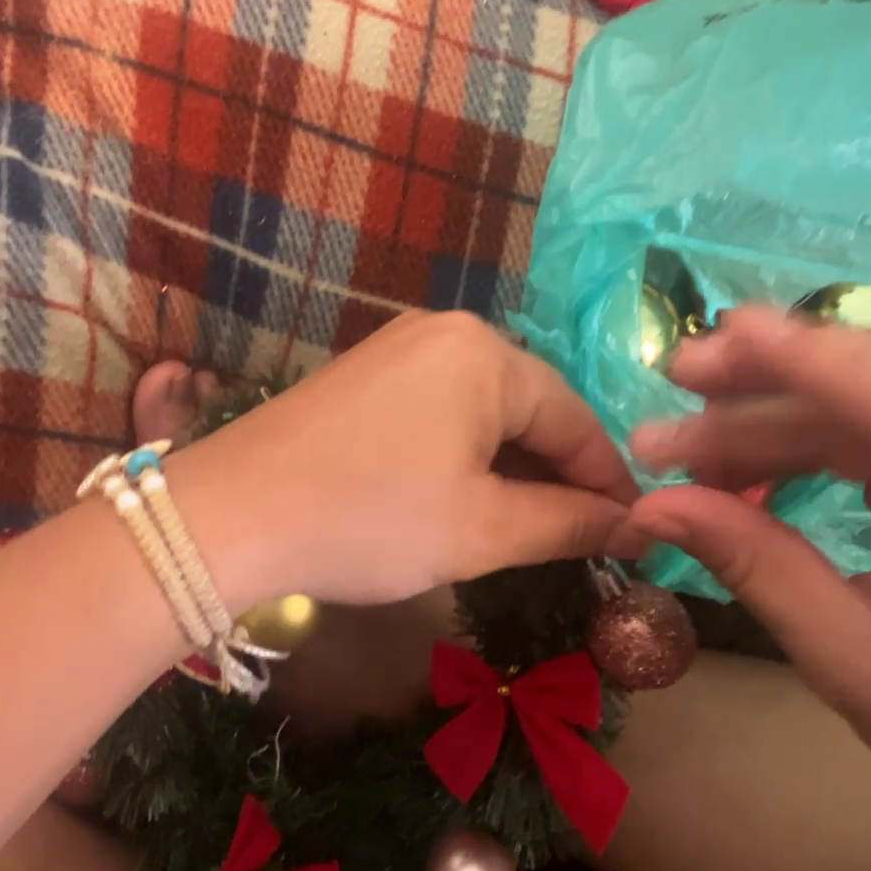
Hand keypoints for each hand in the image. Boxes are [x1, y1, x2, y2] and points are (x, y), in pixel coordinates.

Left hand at [166, 311, 646, 609]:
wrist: (233, 512)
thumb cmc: (370, 518)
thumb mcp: (484, 530)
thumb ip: (570, 523)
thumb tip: (636, 526)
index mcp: (485, 353)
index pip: (574, 419)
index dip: (609, 483)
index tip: (636, 535)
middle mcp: (444, 331)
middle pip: (529, 407)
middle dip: (557, 475)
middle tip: (582, 540)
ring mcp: (397, 347)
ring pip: (482, 409)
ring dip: (510, 467)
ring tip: (528, 527)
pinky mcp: (364, 373)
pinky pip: (439, 408)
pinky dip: (463, 453)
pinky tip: (465, 495)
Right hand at [625, 308, 870, 861]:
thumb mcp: (849, 664)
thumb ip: (756, 567)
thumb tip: (650, 503)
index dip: (839, 368)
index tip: (734, 335)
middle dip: (795, 366)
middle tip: (684, 371)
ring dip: (792, 391)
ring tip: (695, 408)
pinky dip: (815, 418)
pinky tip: (751, 438)